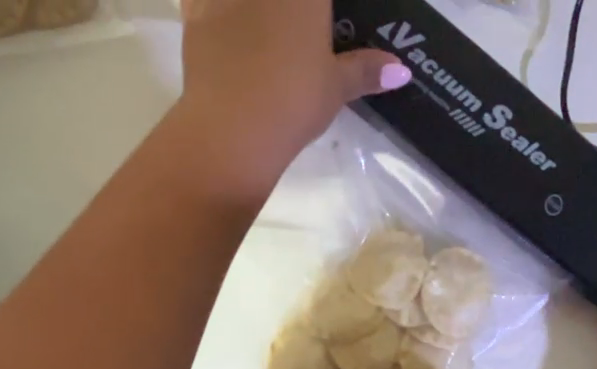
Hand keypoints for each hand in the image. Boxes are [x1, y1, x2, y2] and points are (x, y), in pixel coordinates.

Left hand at [178, 0, 408, 187]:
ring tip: (260, 19)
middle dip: (292, 8)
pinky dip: (205, 1)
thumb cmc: (294, 102)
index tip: (323, 14)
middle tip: (298, 22)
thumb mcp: (335, 88)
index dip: (320, 5)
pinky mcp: (194, 11)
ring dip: (249, 7)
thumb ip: (366, 71)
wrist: (234, 127)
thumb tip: (402, 71)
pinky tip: (214, 9)